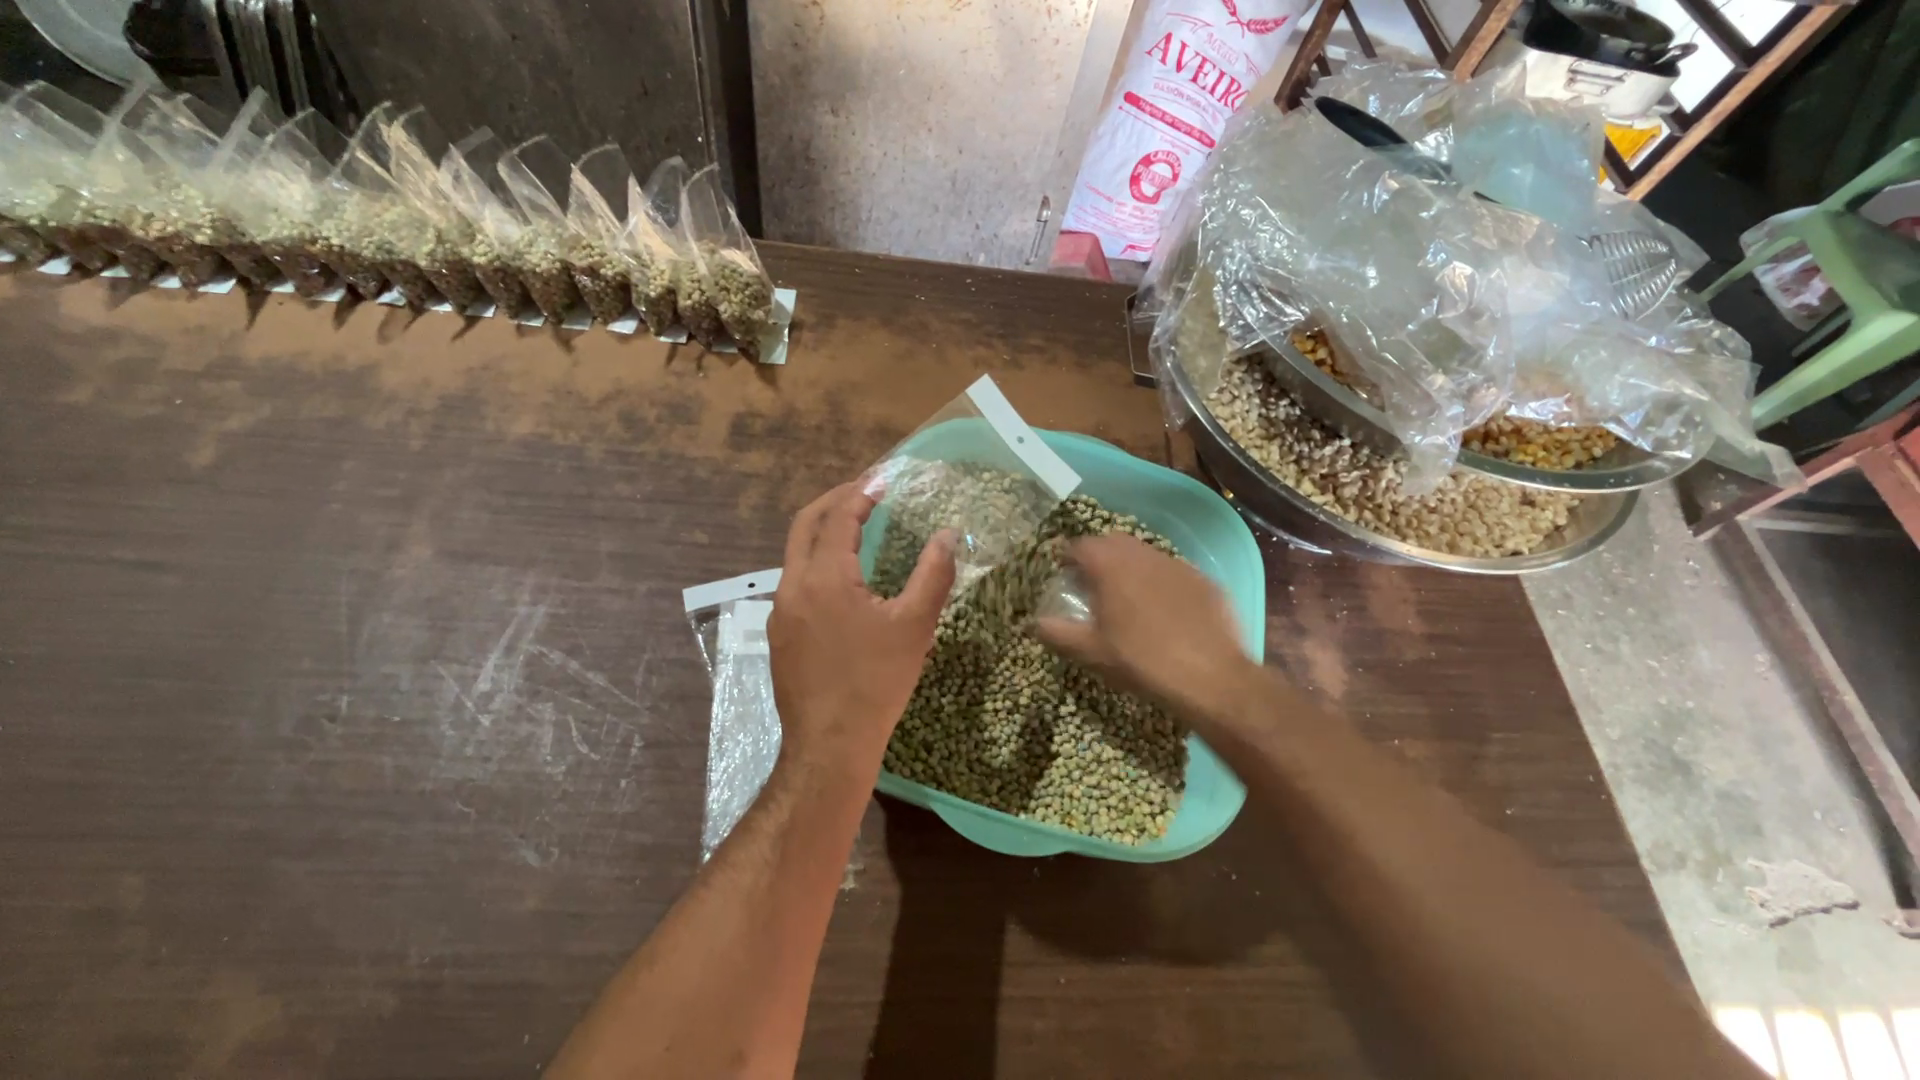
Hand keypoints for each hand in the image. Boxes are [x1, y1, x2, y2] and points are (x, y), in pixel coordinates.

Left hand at [769, 484, 954, 776]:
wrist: (829, 745)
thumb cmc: (876, 684)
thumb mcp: (914, 626)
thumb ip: (933, 573)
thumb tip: (949, 535)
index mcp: (824, 578)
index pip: (838, 517)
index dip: (861, 493)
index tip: (883, 480)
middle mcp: (792, 586)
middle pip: (805, 525)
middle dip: (833, 502)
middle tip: (865, 493)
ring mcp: (779, 612)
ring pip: (795, 554)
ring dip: (823, 533)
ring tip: (858, 530)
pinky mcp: (779, 635)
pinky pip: (794, 582)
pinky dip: (816, 563)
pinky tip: (843, 581)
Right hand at [1034, 534, 1263, 726]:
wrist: (1210, 677)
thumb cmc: (1141, 661)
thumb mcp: (1092, 652)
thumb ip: (1058, 633)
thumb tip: (1035, 622)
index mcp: (1110, 566)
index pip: (1080, 546)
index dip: (1068, 558)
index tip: (1063, 574)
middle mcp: (1143, 555)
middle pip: (1114, 542)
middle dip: (1100, 557)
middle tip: (1093, 584)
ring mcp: (1178, 565)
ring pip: (1146, 555)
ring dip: (1132, 568)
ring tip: (1128, 599)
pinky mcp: (1204, 580)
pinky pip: (1175, 573)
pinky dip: (1162, 584)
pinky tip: (1166, 612)